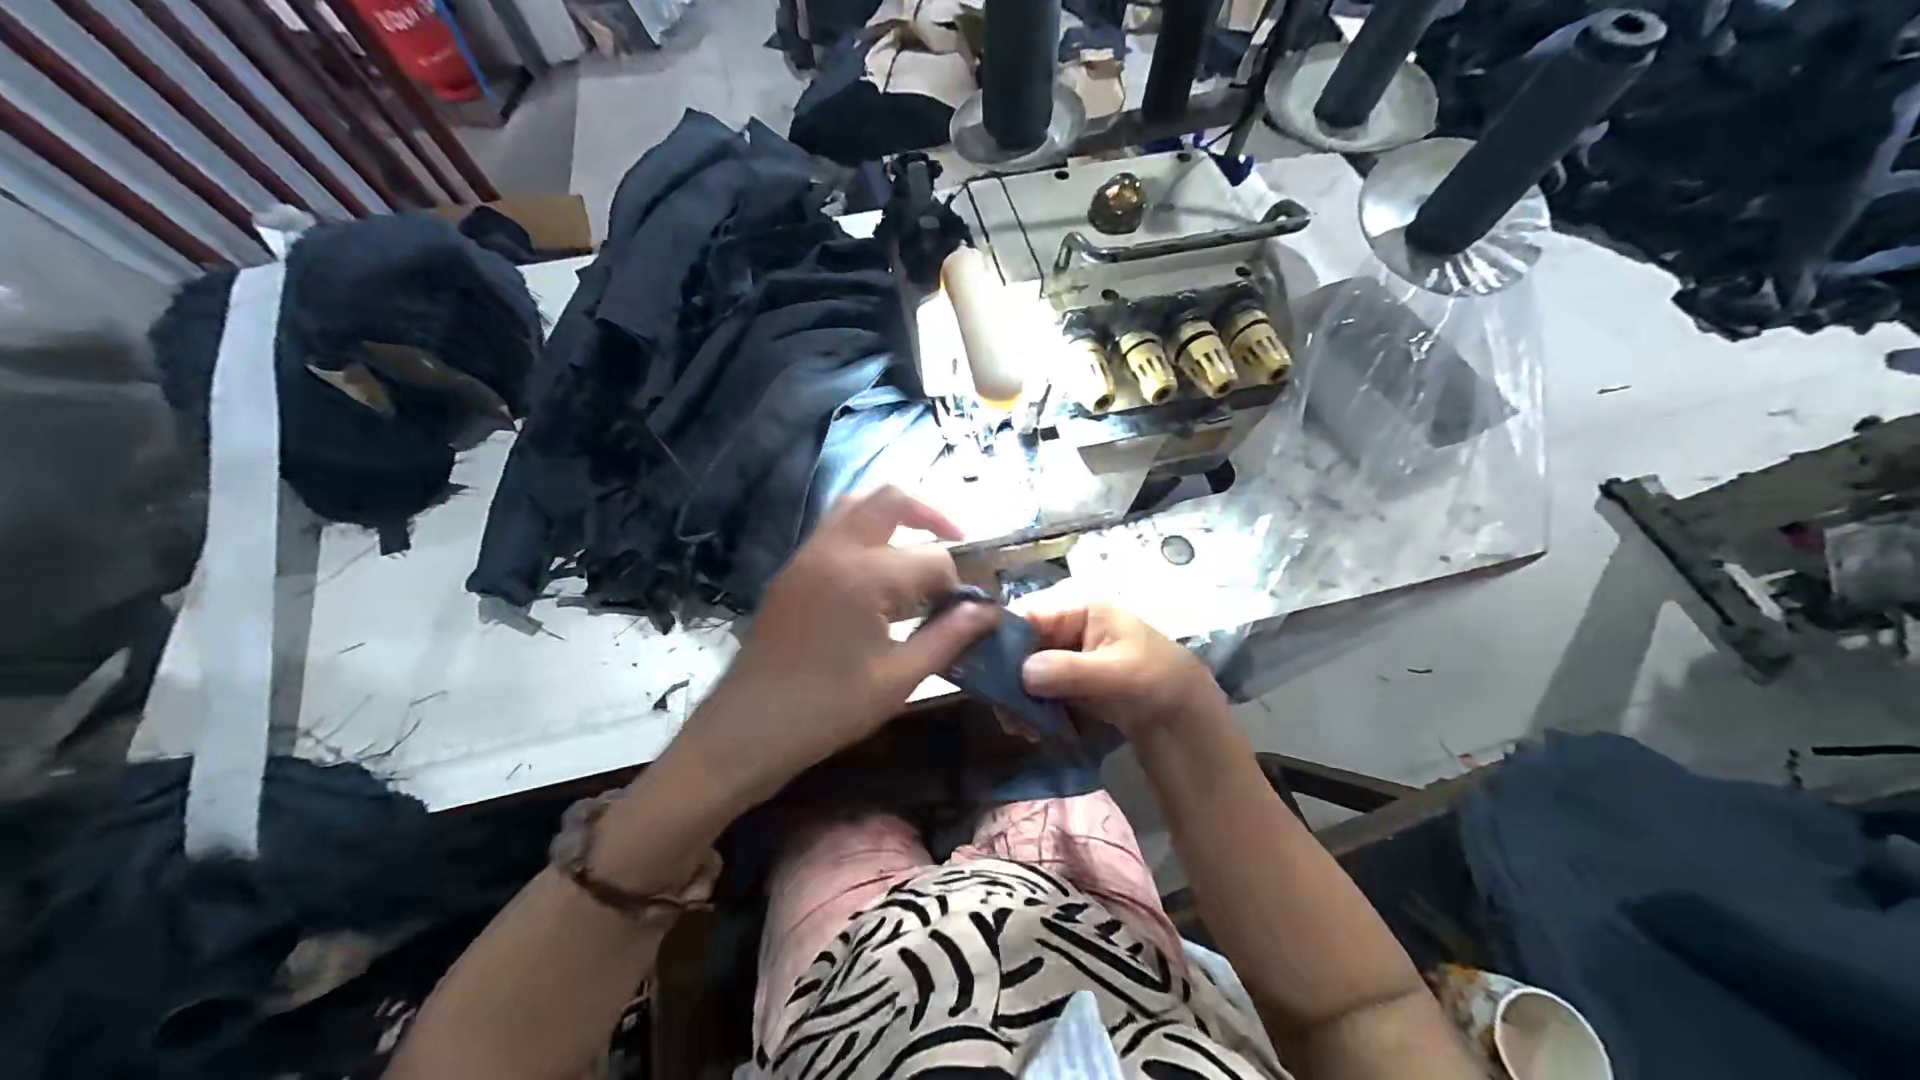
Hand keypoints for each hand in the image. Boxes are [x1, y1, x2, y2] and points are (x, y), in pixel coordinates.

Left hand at [673, 487, 997, 800]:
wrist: (748, 729)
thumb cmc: (828, 709)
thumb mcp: (899, 679)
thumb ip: (949, 637)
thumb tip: (988, 611)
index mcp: (864, 575)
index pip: (932, 558)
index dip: (956, 584)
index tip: (966, 614)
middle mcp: (835, 549)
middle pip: (892, 499)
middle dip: (933, 514)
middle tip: (959, 543)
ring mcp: (807, 555)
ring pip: (858, 504)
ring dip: (895, 515)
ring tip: (920, 548)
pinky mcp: (792, 569)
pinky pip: (835, 527)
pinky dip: (866, 531)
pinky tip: (880, 573)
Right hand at [1021, 602, 1230, 741]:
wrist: (1185, 718)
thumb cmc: (1157, 680)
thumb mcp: (1118, 672)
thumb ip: (1071, 670)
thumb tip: (1025, 673)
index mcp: (1081, 610)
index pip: (1030, 615)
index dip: (1004, 639)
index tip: (988, 672)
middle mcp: (1067, 628)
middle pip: (1021, 645)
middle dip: (1009, 677)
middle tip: (1005, 711)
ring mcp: (1066, 657)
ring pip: (1024, 671)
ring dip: (1017, 698)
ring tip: (1020, 727)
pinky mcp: (1066, 684)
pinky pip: (1036, 691)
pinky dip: (1030, 709)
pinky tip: (1030, 729)